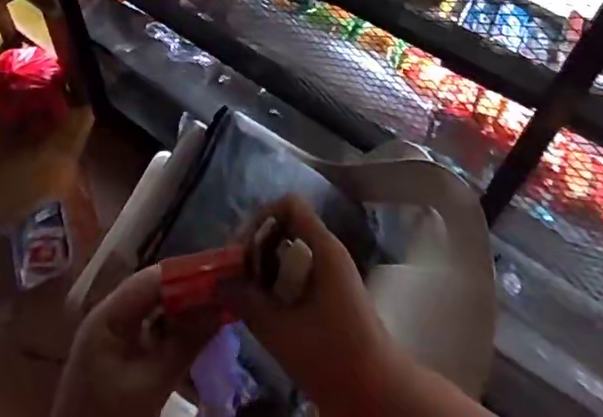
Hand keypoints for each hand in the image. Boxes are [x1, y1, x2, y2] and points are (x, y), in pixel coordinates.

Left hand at [51, 262, 219, 416]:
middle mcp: (110, 317)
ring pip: (155, 315)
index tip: (221, 275)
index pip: (151, 280)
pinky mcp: (122, 360)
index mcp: (108, 314)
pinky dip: (176, 338)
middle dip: (189, 295)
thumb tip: (219, 309)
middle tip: (227, 296)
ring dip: (185, 316)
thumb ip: (184, 345)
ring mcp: (115, 339)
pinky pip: (153, 338)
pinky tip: (200, 343)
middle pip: (154, 294)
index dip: (186, 275)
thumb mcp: (150, 384)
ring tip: (220, 314)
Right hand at [222, 195, 395, 413]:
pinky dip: (278, 279)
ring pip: (290, 248)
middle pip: (285, 224)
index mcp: (324, 249)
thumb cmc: (334, 359)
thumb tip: (219, 281)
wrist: (383, 400)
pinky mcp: (333, 293)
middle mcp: (330, 252)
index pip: (288, 205)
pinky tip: (265, 307)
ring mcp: (333, 273)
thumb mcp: (281, 331)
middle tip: (237, 274)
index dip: (260, 218)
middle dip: (257, 244)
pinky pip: (299, 269)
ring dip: (265, 264)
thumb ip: (247, 301)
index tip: (242, 250)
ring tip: (247, 292)